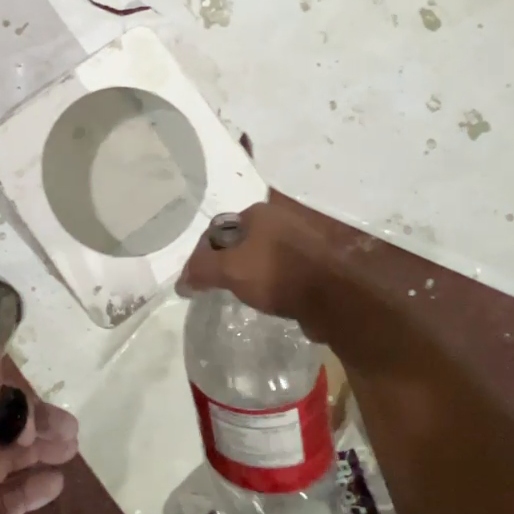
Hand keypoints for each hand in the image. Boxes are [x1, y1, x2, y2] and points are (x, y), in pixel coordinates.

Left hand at [0, 341, 80, 513]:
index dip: (18, 404)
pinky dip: (31, 489)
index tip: (43, 417)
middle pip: (2, 431)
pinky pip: (7, 498)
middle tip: (74, 432)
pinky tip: (56, 484)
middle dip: (38, 428)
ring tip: (72, 452)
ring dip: (40, 454)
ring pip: (8, 462)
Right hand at [178, 198, 330, 320]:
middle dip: (228, 262)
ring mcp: (302, 240)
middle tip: (219, 287)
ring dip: (252, 273)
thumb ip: (201, 271)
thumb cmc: (276, 274)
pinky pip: (285, 271)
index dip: (203, 254)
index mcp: (258, 212)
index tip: (197, 280)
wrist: (334, 297)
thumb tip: (180, 281)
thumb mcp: (229, 270)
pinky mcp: (317, 263)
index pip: (218, 229)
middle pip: (241, 241)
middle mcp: (281, 219)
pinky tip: (272, 300)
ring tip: (245, 296)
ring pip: (264, 256)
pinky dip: (275, 283)